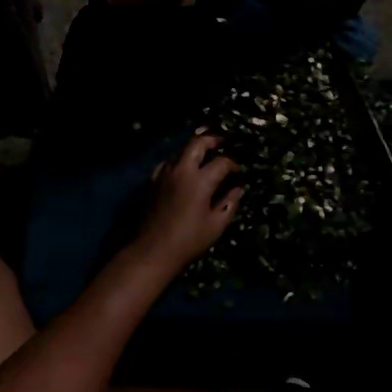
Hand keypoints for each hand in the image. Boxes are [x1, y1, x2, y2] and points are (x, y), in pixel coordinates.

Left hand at [138, 135, 242, 266]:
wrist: (152, 250)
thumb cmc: (188, 240)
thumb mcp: (216, 225)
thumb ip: (229, 203)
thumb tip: (237, 188)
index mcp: (200, 180)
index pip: (222, 162)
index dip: (233, 164)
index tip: (238, 172)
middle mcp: (182, 170)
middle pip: (197, 143)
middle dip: (212, 140)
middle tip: (221, 143)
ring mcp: (164, 173)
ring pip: (181, 150)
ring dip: (194, 149)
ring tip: (204, 155)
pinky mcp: (152, 180)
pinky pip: (168, 162)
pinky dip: (178, 160)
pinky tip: (183, 170)